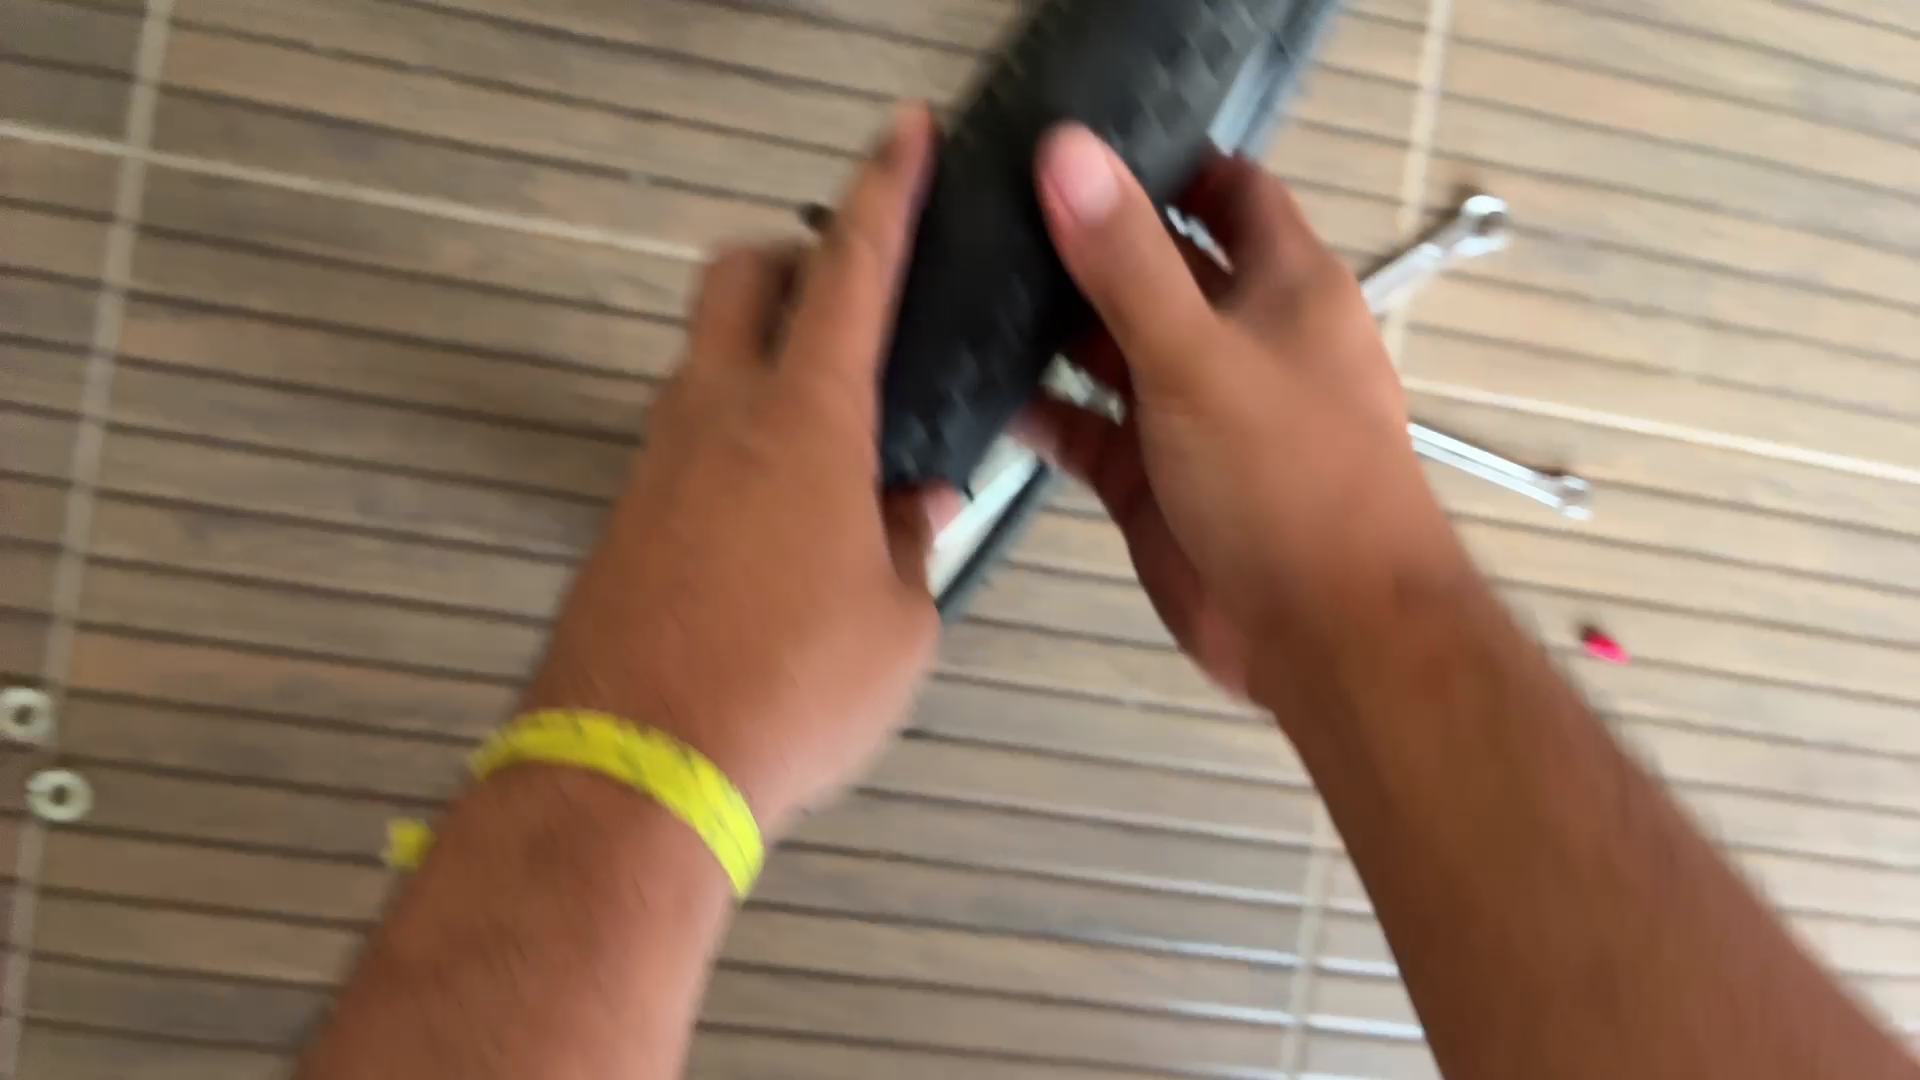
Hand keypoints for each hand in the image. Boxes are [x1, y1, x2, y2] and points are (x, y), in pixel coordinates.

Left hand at [523, 105, 947, 836]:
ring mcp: (659, 463)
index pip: (853, 271)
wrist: (638, 771)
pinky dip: (737, 440)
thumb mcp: (898, 622)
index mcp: (807, 424)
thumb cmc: (789, 690)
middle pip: (742, 277)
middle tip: (848, 307)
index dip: (887, 193)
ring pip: (707, 360)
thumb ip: (912, 542)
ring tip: (832, 439)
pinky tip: (779, 513)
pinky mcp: (627, 516)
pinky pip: (687, 440)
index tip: (904, 138)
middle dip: (796, 261)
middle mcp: (718, 418)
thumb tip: (915, 503)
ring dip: (766, 362)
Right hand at [1022, 126, 1460, 697]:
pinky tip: (985, 393)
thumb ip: (1128, 262)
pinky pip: (1085, 429)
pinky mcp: (1146, 476)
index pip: (1226, 193)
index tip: (1073, 149)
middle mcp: (1232, 342)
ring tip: (968, 296)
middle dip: (1080, 250)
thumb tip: (1065, 152)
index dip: (1162, 164)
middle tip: (987, 219)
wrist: (1316, 628)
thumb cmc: (1285, 475)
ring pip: (1108, 354)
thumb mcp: (1200, 357)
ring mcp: (1185, 413)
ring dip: (1050, 334)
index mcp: (1278, 289)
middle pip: (1150, 274)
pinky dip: (1043, 413)